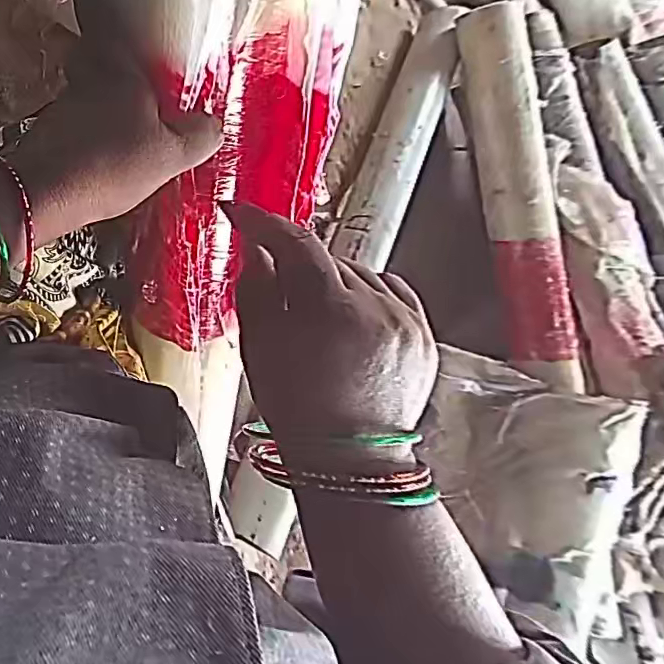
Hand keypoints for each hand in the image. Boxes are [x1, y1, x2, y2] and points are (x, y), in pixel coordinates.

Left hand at [10, 0, 221, 234]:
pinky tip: (108, 136)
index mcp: (115, 73)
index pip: (102, 19)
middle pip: (90, 51)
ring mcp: (63, 111)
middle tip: (117, 34)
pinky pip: (80, 116)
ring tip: (127, 94)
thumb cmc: (107, 165)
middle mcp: (84, 84)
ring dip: (99, 82)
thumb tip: (211, 123)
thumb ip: (195, 135)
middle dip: (100, 39)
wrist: (39, 197)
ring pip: (83, 84)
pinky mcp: (51, 138)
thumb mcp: (169, 154)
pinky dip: (94, 118)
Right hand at [227, 202, 436, 453]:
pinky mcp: (426, 334)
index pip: (294, 241)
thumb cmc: (294, 400)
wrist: (347, 453)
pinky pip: (390, 291)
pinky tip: (344, 313)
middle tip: (269, 276)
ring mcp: (408, 319)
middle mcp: (377, 305)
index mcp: (331, 307)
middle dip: (293, 258)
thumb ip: (257, 287)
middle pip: (325, 255)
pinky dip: (362, 292)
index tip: (237, 210)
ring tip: (308, 308)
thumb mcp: (259, 341)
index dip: (260, 221)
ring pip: (356, 272)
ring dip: (327, 277)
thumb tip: (258, 252)